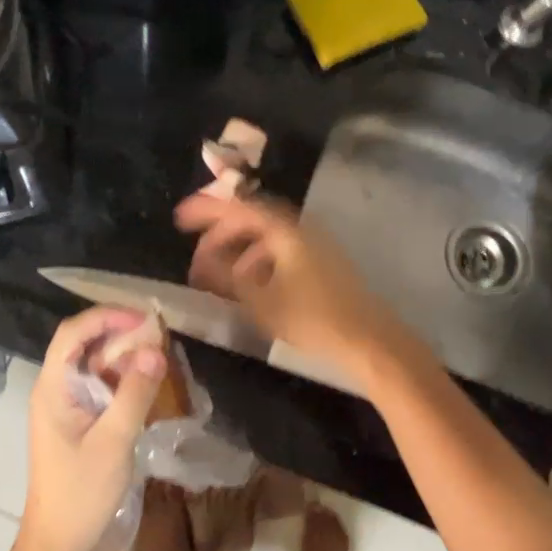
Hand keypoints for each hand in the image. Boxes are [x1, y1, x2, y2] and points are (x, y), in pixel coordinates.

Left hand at [20, 307, 166, 550]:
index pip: (73, 333)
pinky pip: (100, 387)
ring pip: (95, 366)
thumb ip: (134, 393)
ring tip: (161, 354)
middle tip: (160, 335)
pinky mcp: (78, 422)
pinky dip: (123, 379)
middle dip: (121, 334)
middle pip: (84, 345)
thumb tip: (155, 350)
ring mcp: (65, 406)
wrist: (58, 542)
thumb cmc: (81, 492)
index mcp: (53, 388)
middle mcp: (55, 389)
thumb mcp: (113, 442)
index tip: (143, 319)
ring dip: (125, 356)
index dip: (106, 318)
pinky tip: (149, 382)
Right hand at [174, 194, 420, 371]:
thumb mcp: (260, 301)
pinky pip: (281, 254)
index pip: (239, 208)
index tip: (180, 219)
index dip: (207, 210)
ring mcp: (315, 247)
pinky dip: (258, 264)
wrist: (370, 342)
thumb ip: (227, 277)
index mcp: (285, 231)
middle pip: (252, 221)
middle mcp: (301, 230)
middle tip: (197, 259)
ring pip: (266, 240)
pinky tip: (249, 289)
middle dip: (220, 237)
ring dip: (238, 253)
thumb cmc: (313, 319)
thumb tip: (203, 262)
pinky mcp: (324, 266)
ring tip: (218, 279)